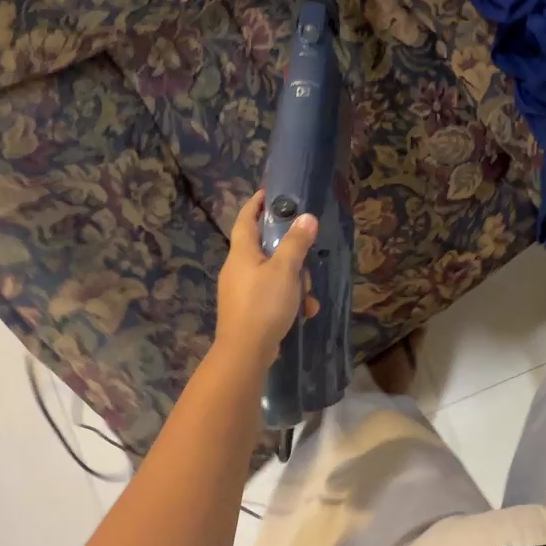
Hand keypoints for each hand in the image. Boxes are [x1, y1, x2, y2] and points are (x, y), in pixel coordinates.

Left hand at [216, 191, 318, 366]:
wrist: (245, 352)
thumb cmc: (263, 304)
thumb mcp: (285, 270)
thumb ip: (296, 243)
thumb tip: (306, 217)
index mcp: (242, 253)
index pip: (245, 219)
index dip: (256, 204)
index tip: (270, 193)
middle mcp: (237, 268)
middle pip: (264, 247)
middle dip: (289, 251)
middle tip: (306, 253)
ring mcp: (240, 290)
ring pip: (272, 273)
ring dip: (294, 281)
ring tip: (308, 295)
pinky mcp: (247, 309)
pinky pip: (272, 295)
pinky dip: (289, 299)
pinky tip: (304, 312)